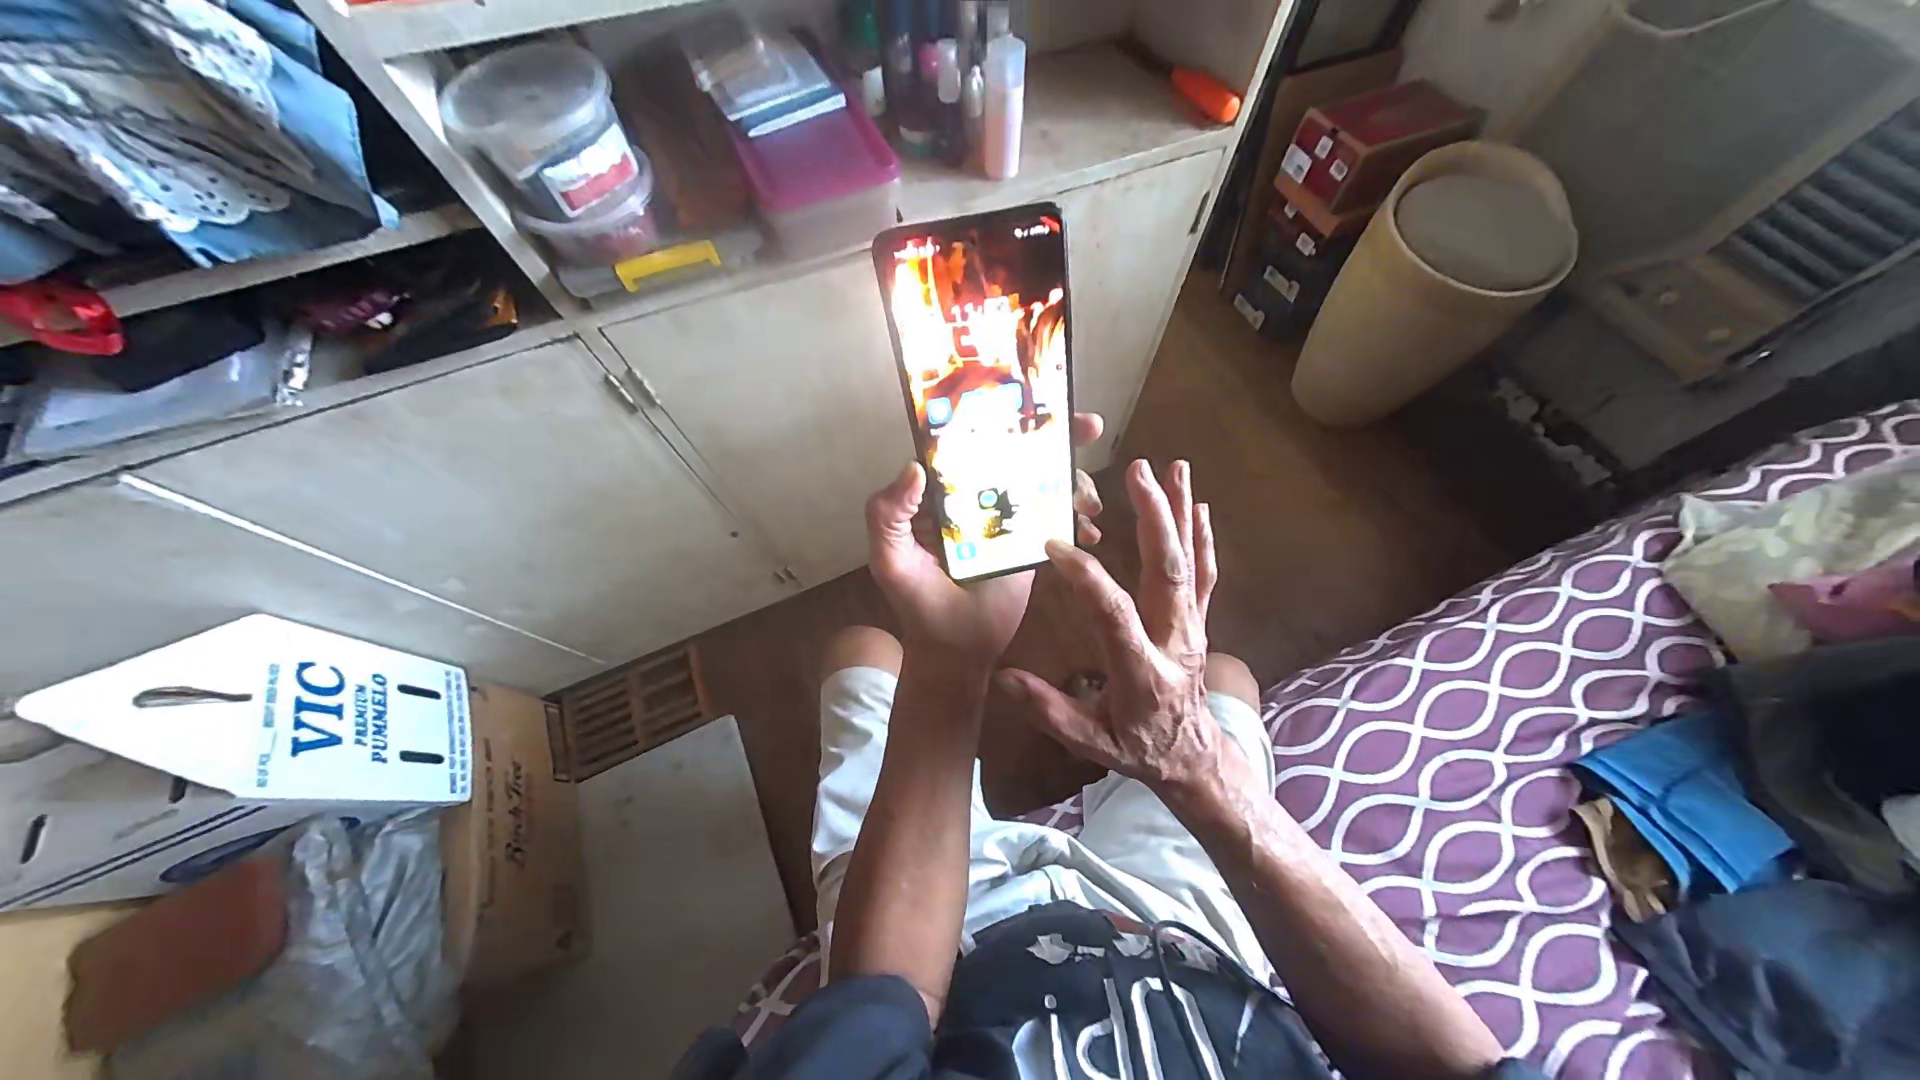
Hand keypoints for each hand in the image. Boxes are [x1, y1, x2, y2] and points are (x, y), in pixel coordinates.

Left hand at [868, 413, 1104, 665]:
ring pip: (1047, 483)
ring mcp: (1009, 519)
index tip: (1030, 398)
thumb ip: (888, 514)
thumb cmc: (917, 601)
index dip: (999, 416)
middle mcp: (979, 496)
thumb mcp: (889, 558)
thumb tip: (914, 467)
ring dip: (1076, 480)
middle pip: (1019, 454)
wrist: (956, 647)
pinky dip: (1080, 519)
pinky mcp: (1033, 543)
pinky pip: (1060, 519)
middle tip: (1089, 425)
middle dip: (1057, 436)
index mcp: (944, 492)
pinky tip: (1091, 530)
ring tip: (1088, 500)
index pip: (971, 442)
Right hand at [995, 459, 1228, 794]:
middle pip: (1167, 572)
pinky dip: (1202, 538)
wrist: (1194, 758)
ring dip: (1181, 512)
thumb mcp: (1090, 742)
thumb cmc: (1138, 748)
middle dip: (1153, 518)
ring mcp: (1192, 627)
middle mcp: (1174, 639)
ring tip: (1175, 467)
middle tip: (1139, 471)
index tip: (1055, 544)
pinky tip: (1197, 506)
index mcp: (1142, 669)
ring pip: (1190, 563)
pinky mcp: (1199, 621)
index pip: (1114, 612)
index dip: (1085, 577)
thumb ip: (1049, 710)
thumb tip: (1004, 677)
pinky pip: (1204, 574)